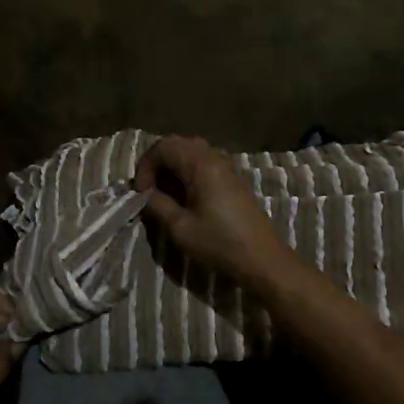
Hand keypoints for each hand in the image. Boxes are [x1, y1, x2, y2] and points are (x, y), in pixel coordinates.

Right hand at [134, 135, 299, 289]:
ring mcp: (224, 168)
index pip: (163, 147)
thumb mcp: (180, 228)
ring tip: (163, 196)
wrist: (262, 259)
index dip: (145, 166)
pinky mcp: (230, 180)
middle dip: (156, 165)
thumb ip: (157, 205)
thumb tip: (144, 195)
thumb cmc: (219, 243)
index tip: (141, 193)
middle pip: (176, 145)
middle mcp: (213, 158)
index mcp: (201, 165)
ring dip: (171, 170)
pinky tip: (182, 199)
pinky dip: (185, 175)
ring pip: (189, 153)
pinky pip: (201, 165)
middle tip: (148, 191)